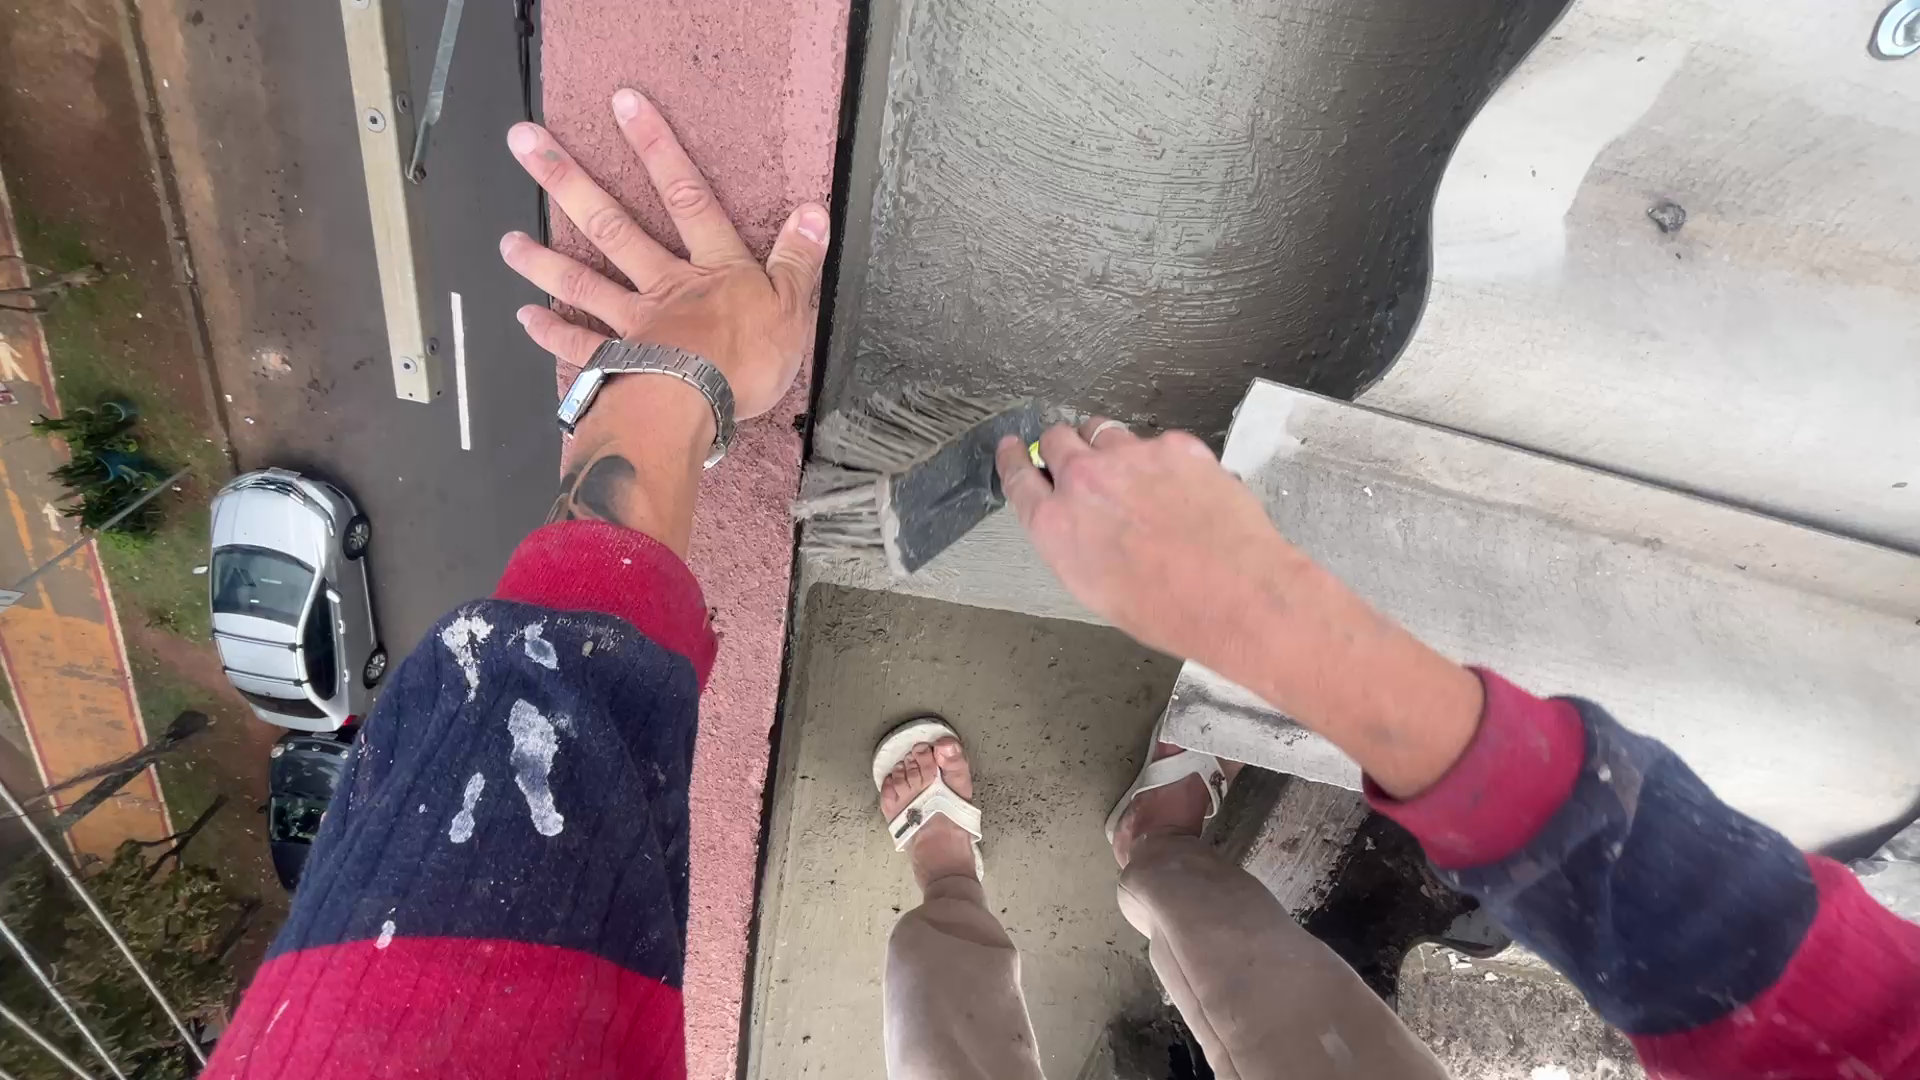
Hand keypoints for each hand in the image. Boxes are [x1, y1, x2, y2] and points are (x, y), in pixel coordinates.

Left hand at [499, 89, 829, 418]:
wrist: (699, 405)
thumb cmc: (747, 360)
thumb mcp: (792, 307)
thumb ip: (798, 261)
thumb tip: (813, 212)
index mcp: (712, 271)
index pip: (688, 200)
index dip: (660, 151)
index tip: (624, 106)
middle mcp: (665, 287)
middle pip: (615, 228)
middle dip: (570, 182)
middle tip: (525, 144)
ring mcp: (634, 324)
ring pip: (583, 283)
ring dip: (543, 260)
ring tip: (508, 242)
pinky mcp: (618, 364)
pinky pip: (580, 345)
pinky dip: (553, 332)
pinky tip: (527, 317)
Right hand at [994, 418, 1304, 666]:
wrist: (1234, 594)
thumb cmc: (1168, 607)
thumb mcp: (1094, 587)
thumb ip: (1071, 541)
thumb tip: (1076, 524)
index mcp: (1054, 524)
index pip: (1017, 476)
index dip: (1012, 458)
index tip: (1011, 448)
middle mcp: (1083, 481)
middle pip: (1055, 439)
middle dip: (1061, 448)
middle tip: (1078, 464)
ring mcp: (1128, 456)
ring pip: (1101, 430)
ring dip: (1107, 448)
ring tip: (1132, 476)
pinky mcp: (1173, 445)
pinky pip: (1154, 440)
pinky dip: (1159, 457)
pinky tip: (1177, 487)